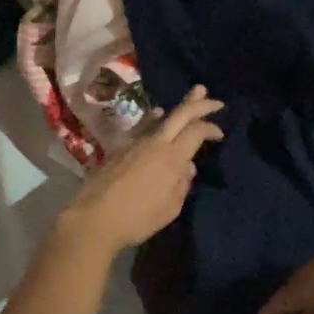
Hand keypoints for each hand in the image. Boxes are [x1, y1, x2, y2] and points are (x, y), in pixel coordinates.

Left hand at [55, 85, 224, 255]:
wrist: (94, 219)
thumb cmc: (137, 219)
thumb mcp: (170, 208)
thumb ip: (182, 184)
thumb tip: (188, 166)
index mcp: (172, 157)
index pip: (196, 131)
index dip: (211, 128)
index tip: (220, 134)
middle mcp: (155, 142)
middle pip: (181, 114)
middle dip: (200, 104)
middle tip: (215, 100)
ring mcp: (135, 142)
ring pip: (161, 117)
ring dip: (179, 107)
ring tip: (193, 94)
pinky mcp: (120, 147)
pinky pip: (143, 126)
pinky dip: (154, 118)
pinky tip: (157, 115)